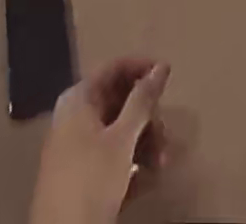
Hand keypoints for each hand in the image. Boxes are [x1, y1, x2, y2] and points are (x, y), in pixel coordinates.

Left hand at [28, 59, 170, 223]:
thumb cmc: (90, 178)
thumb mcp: (121, 139)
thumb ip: (142, 101)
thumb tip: (161, 67)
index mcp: (79, 99)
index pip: (112, 68)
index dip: (140, 67)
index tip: (168, 74)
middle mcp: (77, 116)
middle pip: (119, 101)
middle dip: (147, 116)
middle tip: (166, 135)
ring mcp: (80, 146)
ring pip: (120, 131)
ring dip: (145, 143)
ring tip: (161, 164)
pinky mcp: (86, 174)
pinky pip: (115, 156)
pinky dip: (134, 162)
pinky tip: (150, 178)